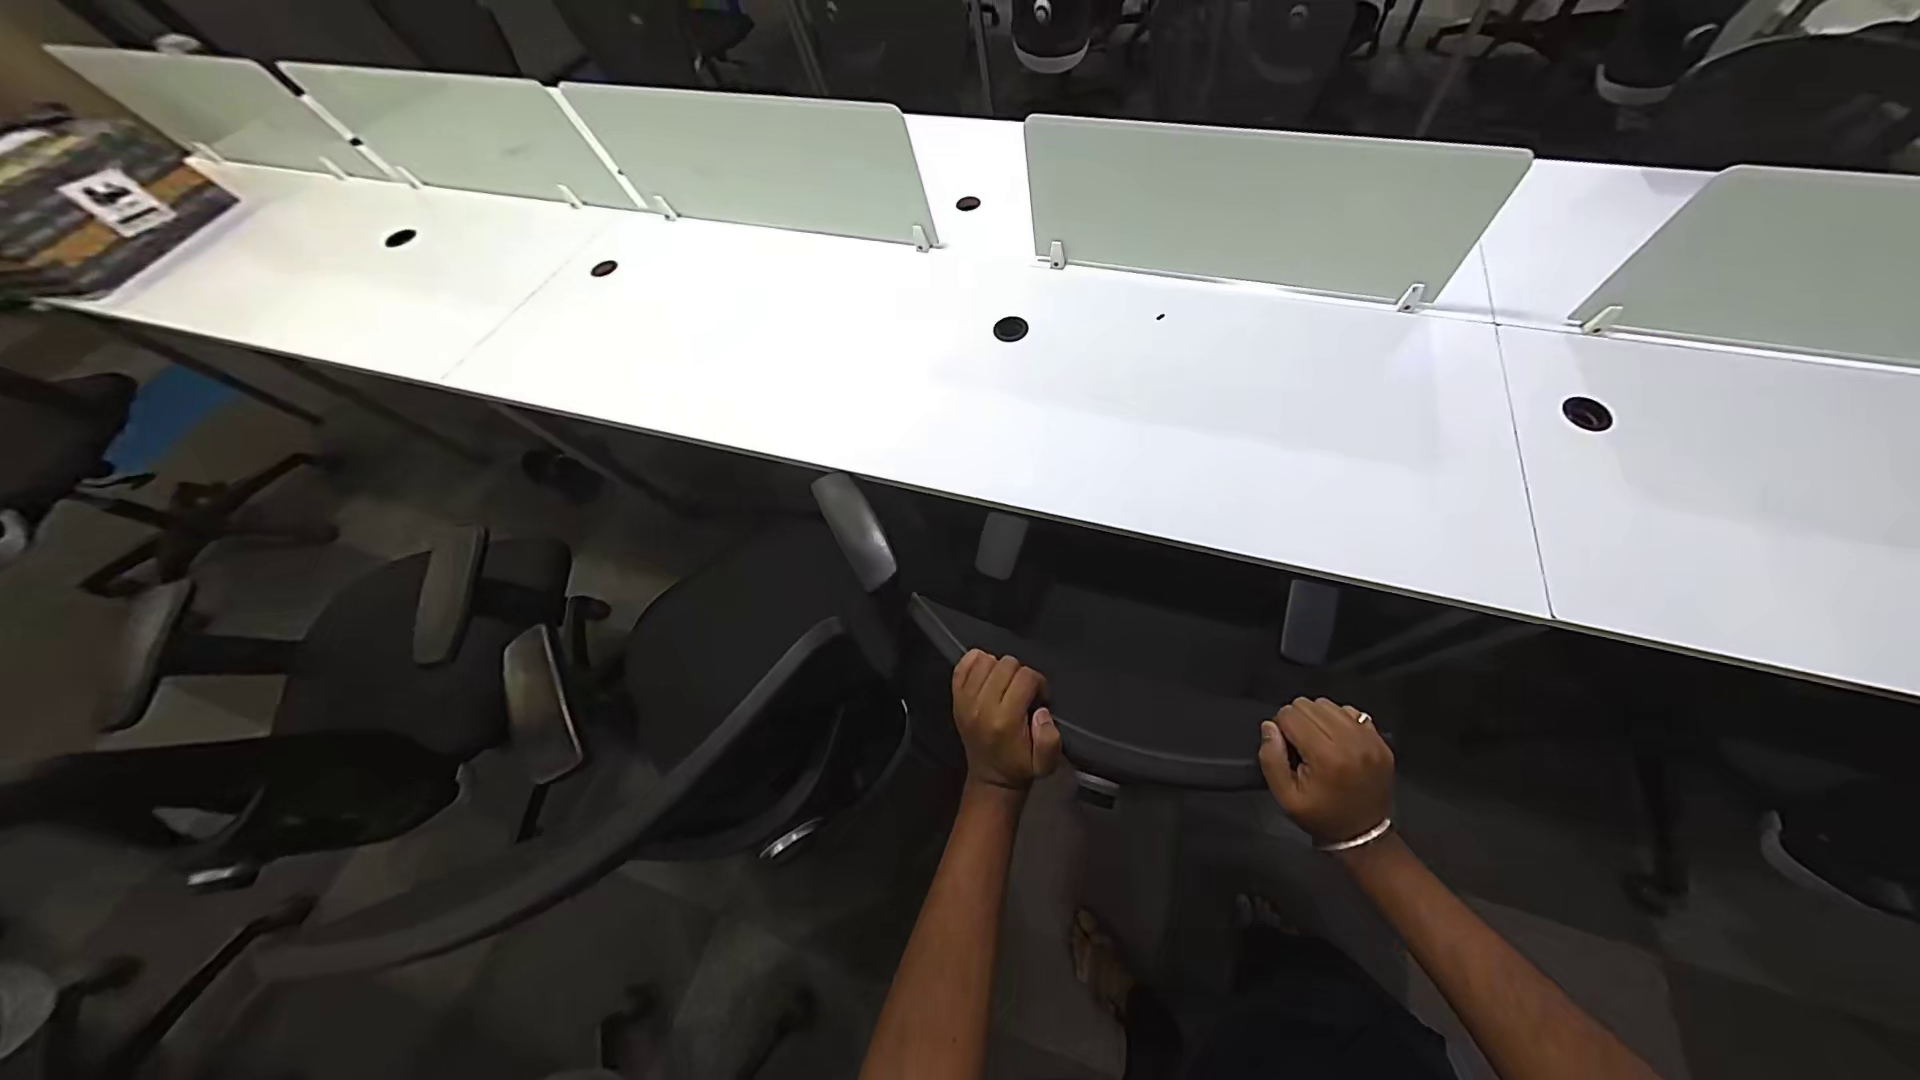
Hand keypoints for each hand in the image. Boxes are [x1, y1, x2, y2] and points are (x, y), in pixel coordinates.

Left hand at [952, 650, 1061, 791]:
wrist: (990, 776)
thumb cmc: (1020, 766)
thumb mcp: (1045, 763)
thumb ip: (1050, 739)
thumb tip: (1041, 711)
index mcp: (1005, 720)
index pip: (1025, 677)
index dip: (1039, 682)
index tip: (1040, 697)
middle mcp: (981, 706)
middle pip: (1006, 665)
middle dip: (1021, 673)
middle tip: (1024, 691)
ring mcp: (965, 700)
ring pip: (985, 660)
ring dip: (1000, 667)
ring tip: (1006, 684)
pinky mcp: (955, 697)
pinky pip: (962, 665)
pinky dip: (976, 662)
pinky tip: (988, 673)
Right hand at [1258, 697, 1393, 845]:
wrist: (1363, 834)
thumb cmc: (1320, 815)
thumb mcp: (1284, 796)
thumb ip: (1270, 759)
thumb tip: (1269, 726)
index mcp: (1327, 757)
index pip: (1290, 715)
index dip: (1279, 727)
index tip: (1285, 747)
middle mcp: (1351, 743)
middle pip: (1308, 705)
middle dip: (1297, 721)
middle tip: (1299, 745)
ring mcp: (1370, 741)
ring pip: (1328, 704)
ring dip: (1317, 718)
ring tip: (1317, 741)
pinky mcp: (1380, 742)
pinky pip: (1351, 712)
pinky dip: (1338, 720)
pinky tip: (1336, 739)